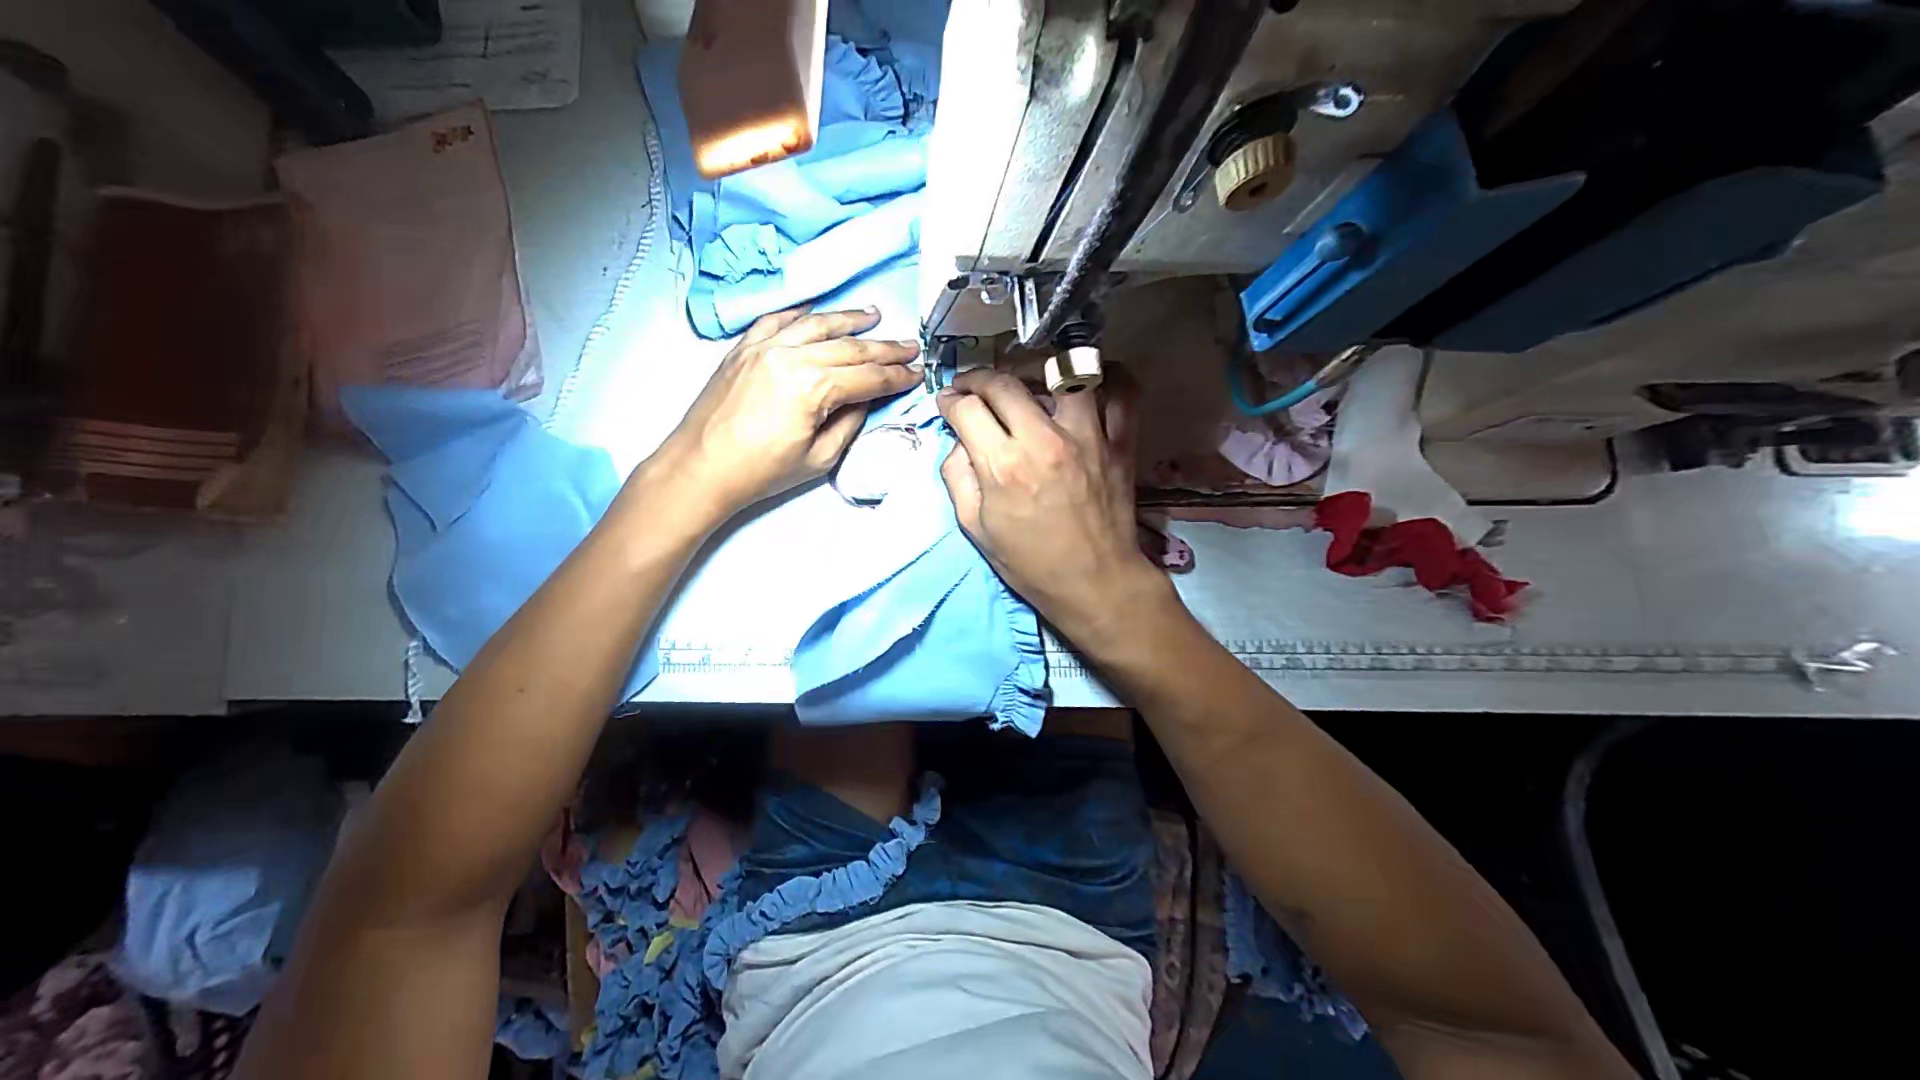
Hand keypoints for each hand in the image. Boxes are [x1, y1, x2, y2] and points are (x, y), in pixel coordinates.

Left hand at [650, 306, 920, 519]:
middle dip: (884, 348)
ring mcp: (764, 347)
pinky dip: (801, 314)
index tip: (917, 374)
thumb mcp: (818, 458)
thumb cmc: (760, 472)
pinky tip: (817, 311)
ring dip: (849, 320)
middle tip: (909, 346)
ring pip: (816, 325)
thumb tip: (866, 399)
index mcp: (813, 387)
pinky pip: (777, 321)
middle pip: (849, 348)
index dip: (897, 376)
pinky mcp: (743, 347)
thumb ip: (849, 422)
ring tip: (874, 316)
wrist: (700, 467)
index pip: (868, 377)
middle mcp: (791, 356)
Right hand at [936, 369, 1166, 634]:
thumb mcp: (975, 528)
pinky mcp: (1121, 442)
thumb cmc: (1029, 562)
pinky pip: (1123, 392)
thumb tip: (960, 440)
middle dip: (978, 378)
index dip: (949, 400)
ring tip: (1025, 377)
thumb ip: (958, 476)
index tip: (948, 402)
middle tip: (973, 387)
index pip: (967, 408)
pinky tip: (1084, 382)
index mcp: (1004, 465)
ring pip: (1063, 371)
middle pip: (1004, 382)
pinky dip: (1106, 378)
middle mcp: (1045, 440)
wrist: (1093, 582)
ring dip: (1036, 366)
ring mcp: (1089, 437)